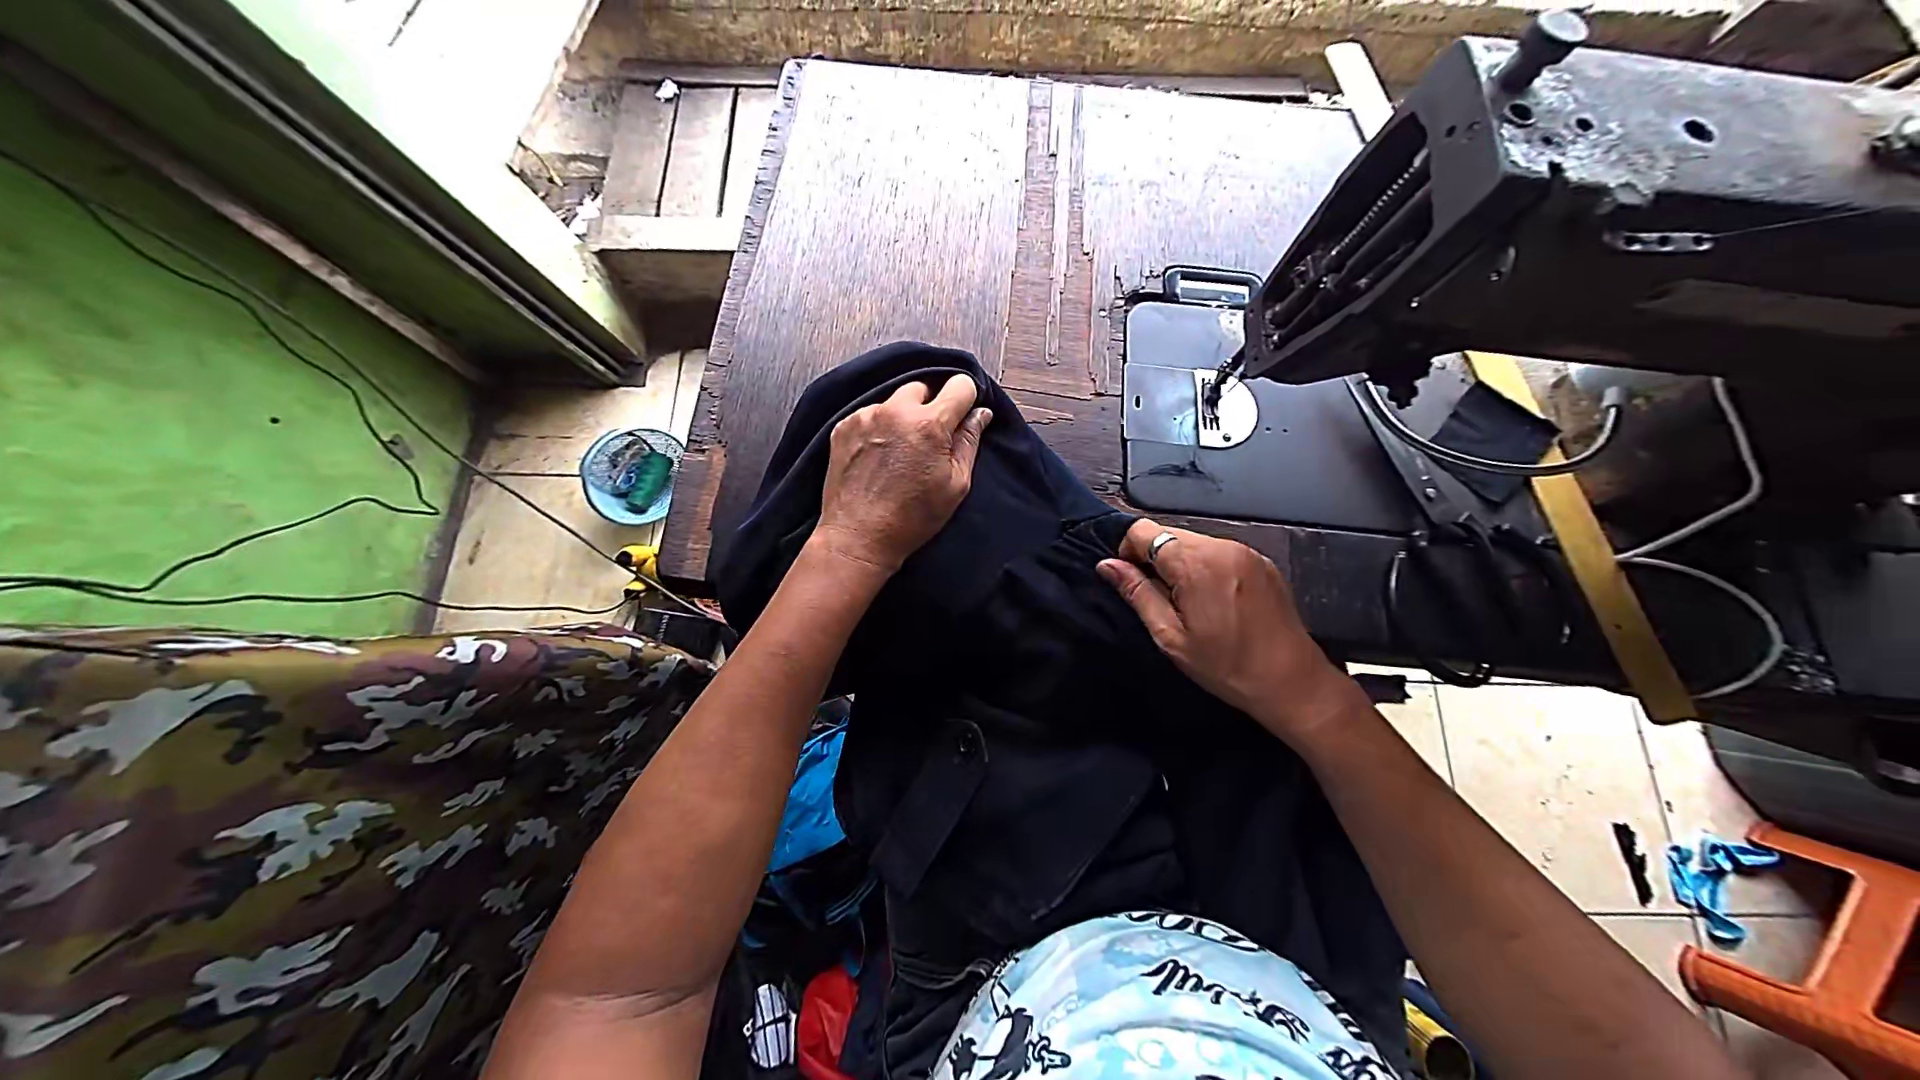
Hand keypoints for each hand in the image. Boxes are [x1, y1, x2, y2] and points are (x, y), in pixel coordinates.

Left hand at [813, 373, 992, 574]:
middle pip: (924, 388)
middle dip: (931, 408)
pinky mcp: (844, 426)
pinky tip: (879, 458)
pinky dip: (879, 428)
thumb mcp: (956, 484)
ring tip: (900, 453)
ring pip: (895, 401)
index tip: (961, 417)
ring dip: (903, 417)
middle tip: (929, 442)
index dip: (965, 400)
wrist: (859, 536)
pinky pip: (871, 414)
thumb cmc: (912, 517)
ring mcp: (866, 416)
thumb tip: (980, 414)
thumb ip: (969, 442)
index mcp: (929, 424)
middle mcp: (896, 411)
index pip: (959, 385)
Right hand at [1097, 518, 1355, 743]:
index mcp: (1196, 564)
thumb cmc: (1226, 666)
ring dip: (1180, 563)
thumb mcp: (1170, 636)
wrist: (1291, 681)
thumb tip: (1107, 566)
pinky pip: (1218, 551)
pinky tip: (1214, 602)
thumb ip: (1137, 593)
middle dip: (1155, 559)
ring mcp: (1245, 551)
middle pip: (1168, 533)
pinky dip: (1205, 567)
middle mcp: (1222, 547)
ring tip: (1190, 604)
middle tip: (1162, 600)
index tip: (1135, 583)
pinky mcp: (1261, 561)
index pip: (1143, 531)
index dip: (1129, 553)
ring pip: (1192, 541)